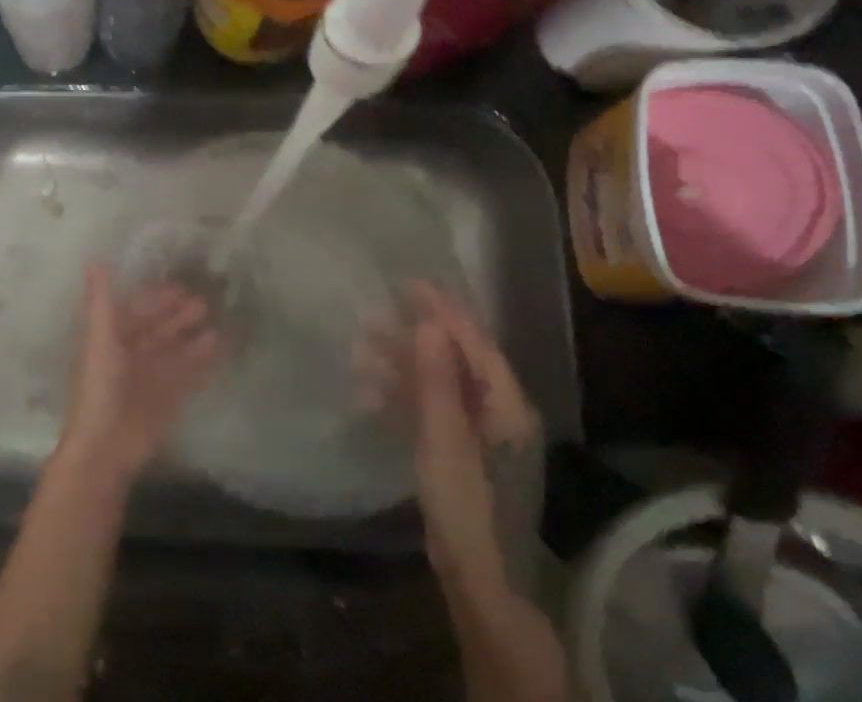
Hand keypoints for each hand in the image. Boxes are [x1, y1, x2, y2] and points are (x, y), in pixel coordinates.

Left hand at [60, 265, 223, 480]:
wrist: (107, 444)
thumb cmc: (100, 387)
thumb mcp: (101, 338)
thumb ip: (101, 301)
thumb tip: (95, 260)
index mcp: (110, 342)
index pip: (134, 313)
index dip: (153, 300)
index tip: (178, 286)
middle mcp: (129, 358)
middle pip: (156, 331)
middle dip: (177, 316)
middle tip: (204, 302)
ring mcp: (149, 380)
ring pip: (174, 353)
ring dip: (192, 338)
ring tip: (217, 323)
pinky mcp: (166, 401)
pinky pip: (187, 376)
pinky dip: (201, 362)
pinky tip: (220, 349)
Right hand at [365, 283, 538, 585]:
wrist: (479, 576)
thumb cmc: (466, 505)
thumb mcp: (445, 439)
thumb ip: (437, 381)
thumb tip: (428, 325)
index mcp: (505, 405)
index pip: (473, 344)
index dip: (443, 312)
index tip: (407, 285)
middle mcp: (495, 413)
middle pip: (454, 361)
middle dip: (413, 337)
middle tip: (370, 314)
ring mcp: (476, 436)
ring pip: (436, 387)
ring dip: (400, 368)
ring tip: (357, 350)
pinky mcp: (456, 456)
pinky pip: (427, 414)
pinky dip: (400, 400)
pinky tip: (367, 396)